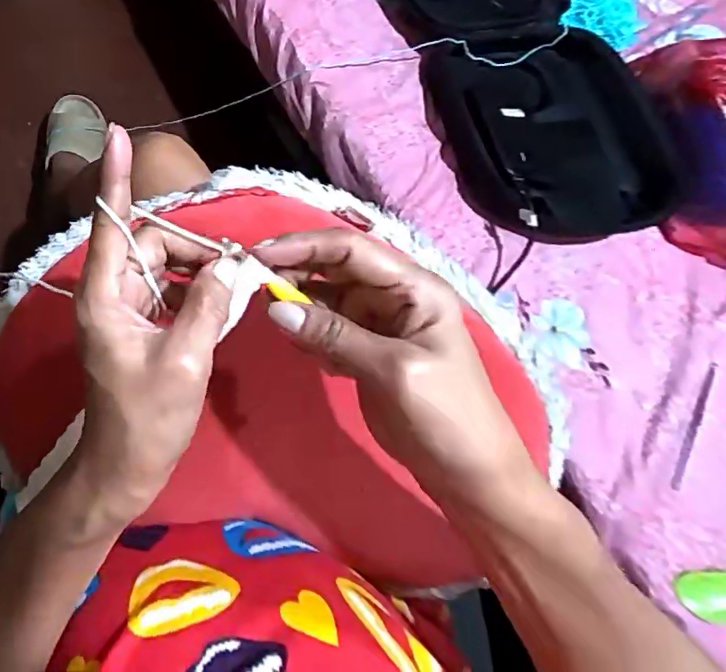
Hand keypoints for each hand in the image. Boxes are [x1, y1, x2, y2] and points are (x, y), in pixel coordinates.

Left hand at [69, 126, 231, 523]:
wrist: (122, 468)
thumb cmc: (146, 419)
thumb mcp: (185, 361)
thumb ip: (207, 305)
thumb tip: (229, 264)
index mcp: (105, 294)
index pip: (111, 221)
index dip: (115, 175)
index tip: (116, 132)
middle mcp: (109, 291)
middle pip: (150, 242)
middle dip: (191, 247)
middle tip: (233, 269)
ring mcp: (123, 306)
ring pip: (161, 263)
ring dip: (196, 268)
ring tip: (231, 284)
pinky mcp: (138, 321)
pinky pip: (167, 287)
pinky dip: (193, 287)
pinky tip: (219, 299)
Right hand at [252, 230, 539, 507]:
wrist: (472, 480)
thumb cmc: (448, 417)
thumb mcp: (392, 370)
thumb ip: (334, 335)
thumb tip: (274, 309)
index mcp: (414, 287)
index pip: (350, 248)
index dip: (303, 245)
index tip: (259, 253)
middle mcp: (393, 294)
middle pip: (333, 265)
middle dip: (294, 268)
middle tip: (253, 280)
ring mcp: (378, 320)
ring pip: (325, 294)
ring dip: (296, 300)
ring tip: (268, 313)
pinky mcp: (364, 346)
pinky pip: (325, 324)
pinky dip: (306, 329)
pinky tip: (298, 346)